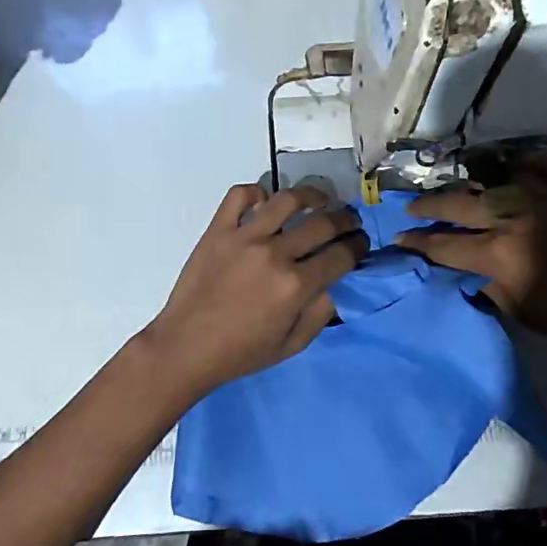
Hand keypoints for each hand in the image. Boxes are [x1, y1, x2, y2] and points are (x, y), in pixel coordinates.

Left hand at [137, 185, 365, 393]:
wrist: (186, 347)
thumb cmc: (241, 352)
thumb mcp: (292, 345)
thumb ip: (320, 313)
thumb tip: (333, 282)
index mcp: (296, 286)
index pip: (341, 255)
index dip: (358, 247)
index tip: (360, 244)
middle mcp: (275, 254)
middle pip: (323, 224)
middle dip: (345, 221)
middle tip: (349, 223)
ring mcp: (244, 237)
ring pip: (287, 200)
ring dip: (311, 196)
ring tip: (319, 200)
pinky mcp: (218, 230)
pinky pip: (240, 196)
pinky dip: (256, 193)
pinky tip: (266, 202)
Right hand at [396, 154, 546, 345]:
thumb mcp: (517, 309)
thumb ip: (483, 282)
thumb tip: (458, 266)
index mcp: (499, 254)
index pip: (444, 245)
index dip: (418, 243)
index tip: (399, 239)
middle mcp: (515, 217)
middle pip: (458, 204)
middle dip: (428, 207)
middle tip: (412, 208)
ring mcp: (545, 196)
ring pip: (493, 178)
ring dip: (468, 184)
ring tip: (456, 190)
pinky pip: (542, 163)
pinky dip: (525, 163)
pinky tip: (513, 169)